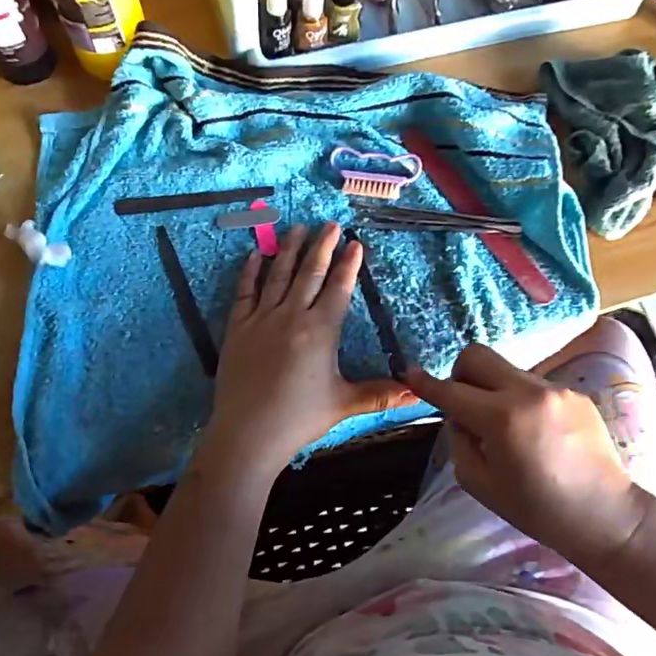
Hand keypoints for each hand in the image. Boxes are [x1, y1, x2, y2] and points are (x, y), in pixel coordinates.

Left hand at [207, 223, 414, 469]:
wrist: (248, 432)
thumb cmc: (299, 418)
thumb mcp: (344, 404)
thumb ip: (380, 394)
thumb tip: (418, 393)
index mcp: (321, 331)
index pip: (338, 288)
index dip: (348, 264)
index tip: (354, 243)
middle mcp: (291, 316)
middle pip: (309, 273)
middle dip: (322, 246)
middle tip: (330, 224)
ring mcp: (261, 319)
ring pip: (278, 275)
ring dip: (289, 249)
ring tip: (298, 228)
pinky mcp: (237, 328)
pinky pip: (244, 291)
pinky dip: (251, 270)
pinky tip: (257, 253)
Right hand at [406, 344, 644, 564]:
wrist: (604, 515)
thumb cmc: (536, 509)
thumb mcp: (479, 483)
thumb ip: (460, 440)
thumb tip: (460, 417)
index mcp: (501, 418)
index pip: (451, 391)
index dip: (426, 383)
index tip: (410, 372)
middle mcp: (528, 392)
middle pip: (478, 356)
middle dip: (460, 373)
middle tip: (463, 402)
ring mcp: (555, 389)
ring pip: (506, 370)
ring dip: (492, 389)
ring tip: (504, 427)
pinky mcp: (574, 393)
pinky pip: (532, 385)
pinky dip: (520, 400)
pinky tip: (533, 432)